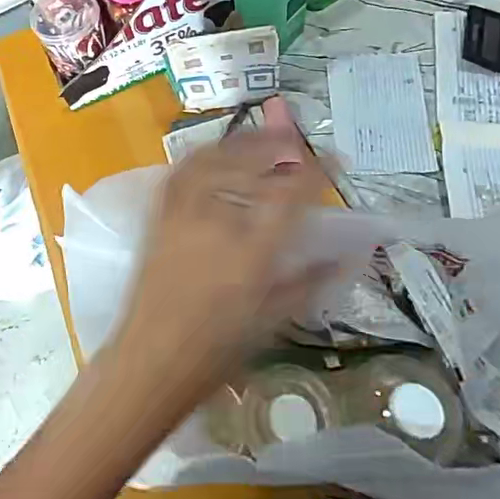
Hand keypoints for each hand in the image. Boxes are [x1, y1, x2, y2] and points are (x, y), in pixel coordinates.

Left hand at [110, 131, 338, 398]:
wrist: (151, 360)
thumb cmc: (216, 351)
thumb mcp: (273, 320)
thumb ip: (310, 281)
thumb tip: (348, 255)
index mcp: (253, 254)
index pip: (291, 197)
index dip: (316, 172)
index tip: (333, 160)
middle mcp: (216, 226)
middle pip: (247, 167)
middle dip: (274, 144)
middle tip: (292, 139)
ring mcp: (181, 219)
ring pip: (210, 163)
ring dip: (237, 145)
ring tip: (258, 139)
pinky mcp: (156, 220)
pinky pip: (177, 175)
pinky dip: (199, 157)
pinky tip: (212, 154)